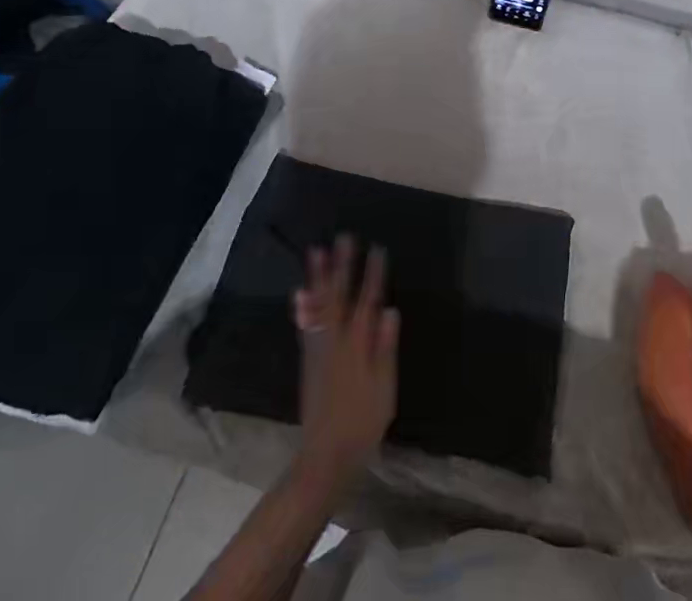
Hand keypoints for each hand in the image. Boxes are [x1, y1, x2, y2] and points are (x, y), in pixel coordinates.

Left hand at [293, 234, 398, 486]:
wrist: (326, 454)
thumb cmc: (364, 422)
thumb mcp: (384, 388)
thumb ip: (385, 348)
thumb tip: (390, 310)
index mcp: (357, 346)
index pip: (368, 302)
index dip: (373, 275)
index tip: (378, 249)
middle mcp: (335, 341)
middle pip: (338, 297)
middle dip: (342, 266)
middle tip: (343, 238)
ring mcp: (318, 350)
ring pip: (318, 306)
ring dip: (318, 277)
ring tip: (316, 251)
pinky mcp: (308, 360)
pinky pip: (305, 325)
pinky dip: (303, 306)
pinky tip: (300, 292)